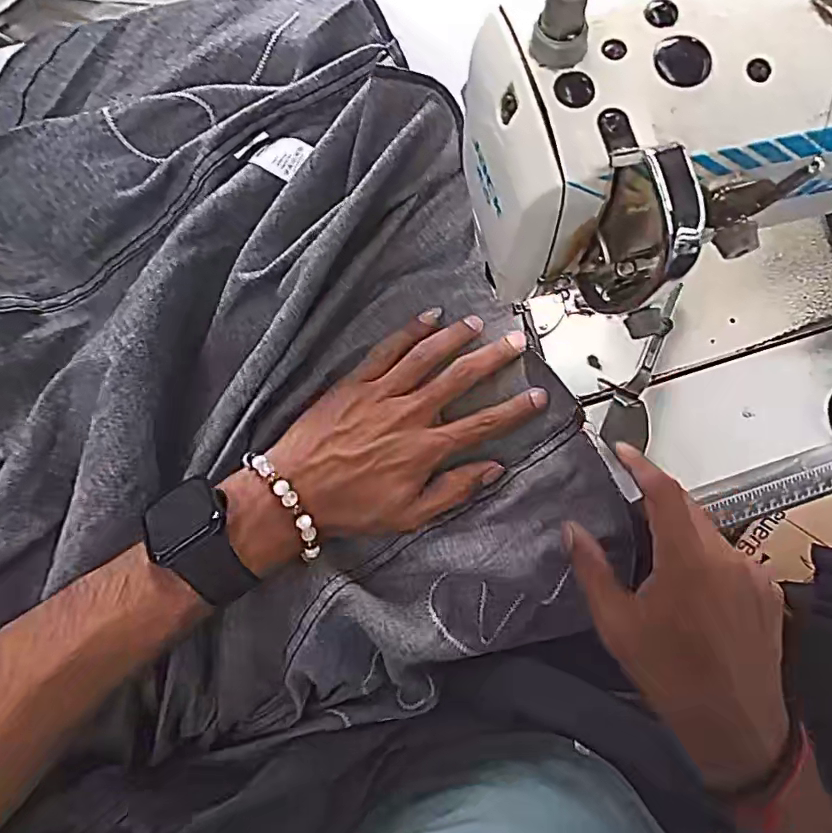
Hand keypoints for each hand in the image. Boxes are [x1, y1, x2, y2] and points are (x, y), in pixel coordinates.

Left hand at [222, 309, 549, 572]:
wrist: (294, 492)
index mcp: (425, 448)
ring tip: (477, 323)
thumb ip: (453, 490)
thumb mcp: (409, 514)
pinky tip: (428, 318)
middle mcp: (409, 414)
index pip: (483, 423)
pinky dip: (410, 331)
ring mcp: (382, 394)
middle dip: (493, 357)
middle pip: (461, 378)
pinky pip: (388, 350)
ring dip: (455, 337)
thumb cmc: (350, 507)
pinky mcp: (356, 383)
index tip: (537, 396)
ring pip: (427, 356)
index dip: (514, 409)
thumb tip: (491, 469)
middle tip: (515, 341)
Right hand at [566, 443, 790, 794]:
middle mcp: (726, 557)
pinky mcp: (769, 590)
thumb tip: (573, 530)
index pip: (665, 492)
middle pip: (690, 507)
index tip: (623, 451)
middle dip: (660, 499)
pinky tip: (693, 587)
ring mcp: (753, 573)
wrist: (737, 727)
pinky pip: (731, 555)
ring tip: (660, 560)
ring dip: (683, 531)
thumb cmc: (672, 677)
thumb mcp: (618, 624)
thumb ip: (593, 569)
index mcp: (687, 560)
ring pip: (711, 531)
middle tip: (632, 510)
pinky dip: (708, 555)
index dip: (642, 465)